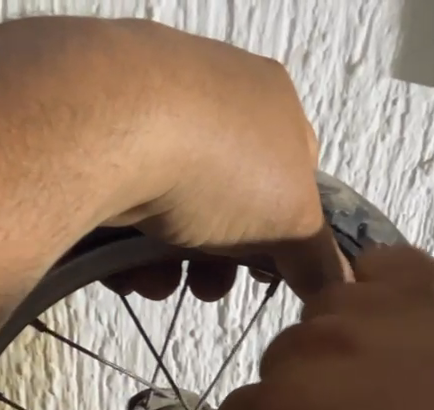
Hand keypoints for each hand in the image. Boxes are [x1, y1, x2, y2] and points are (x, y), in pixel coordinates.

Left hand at [0, 18, 345, 298]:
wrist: (106, 125)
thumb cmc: (218, 163)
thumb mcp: (291, 220)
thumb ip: (317, 258)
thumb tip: (336, 288)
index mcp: (273, 102)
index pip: (294, 178)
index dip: (282, 237)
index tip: (262, 278)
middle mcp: (214, 95)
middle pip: (229, 204)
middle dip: (218, 261)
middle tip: (206, 290)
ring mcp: (152, 109)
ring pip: (173, 212)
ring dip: (170, 265)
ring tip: (156, 285)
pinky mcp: (97, 134)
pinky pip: (124, 205)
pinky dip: (126, 246)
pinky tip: (122, 270)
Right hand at [181, 245, 433, 409]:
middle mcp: (301, 350)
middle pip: (279, 366)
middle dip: (305, 394)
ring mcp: (358, 304)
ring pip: (323, 319)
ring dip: (343, 346)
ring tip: (400, 383)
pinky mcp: (412, 274)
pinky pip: (375, 273)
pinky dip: (384, 297)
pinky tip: (415, 335)